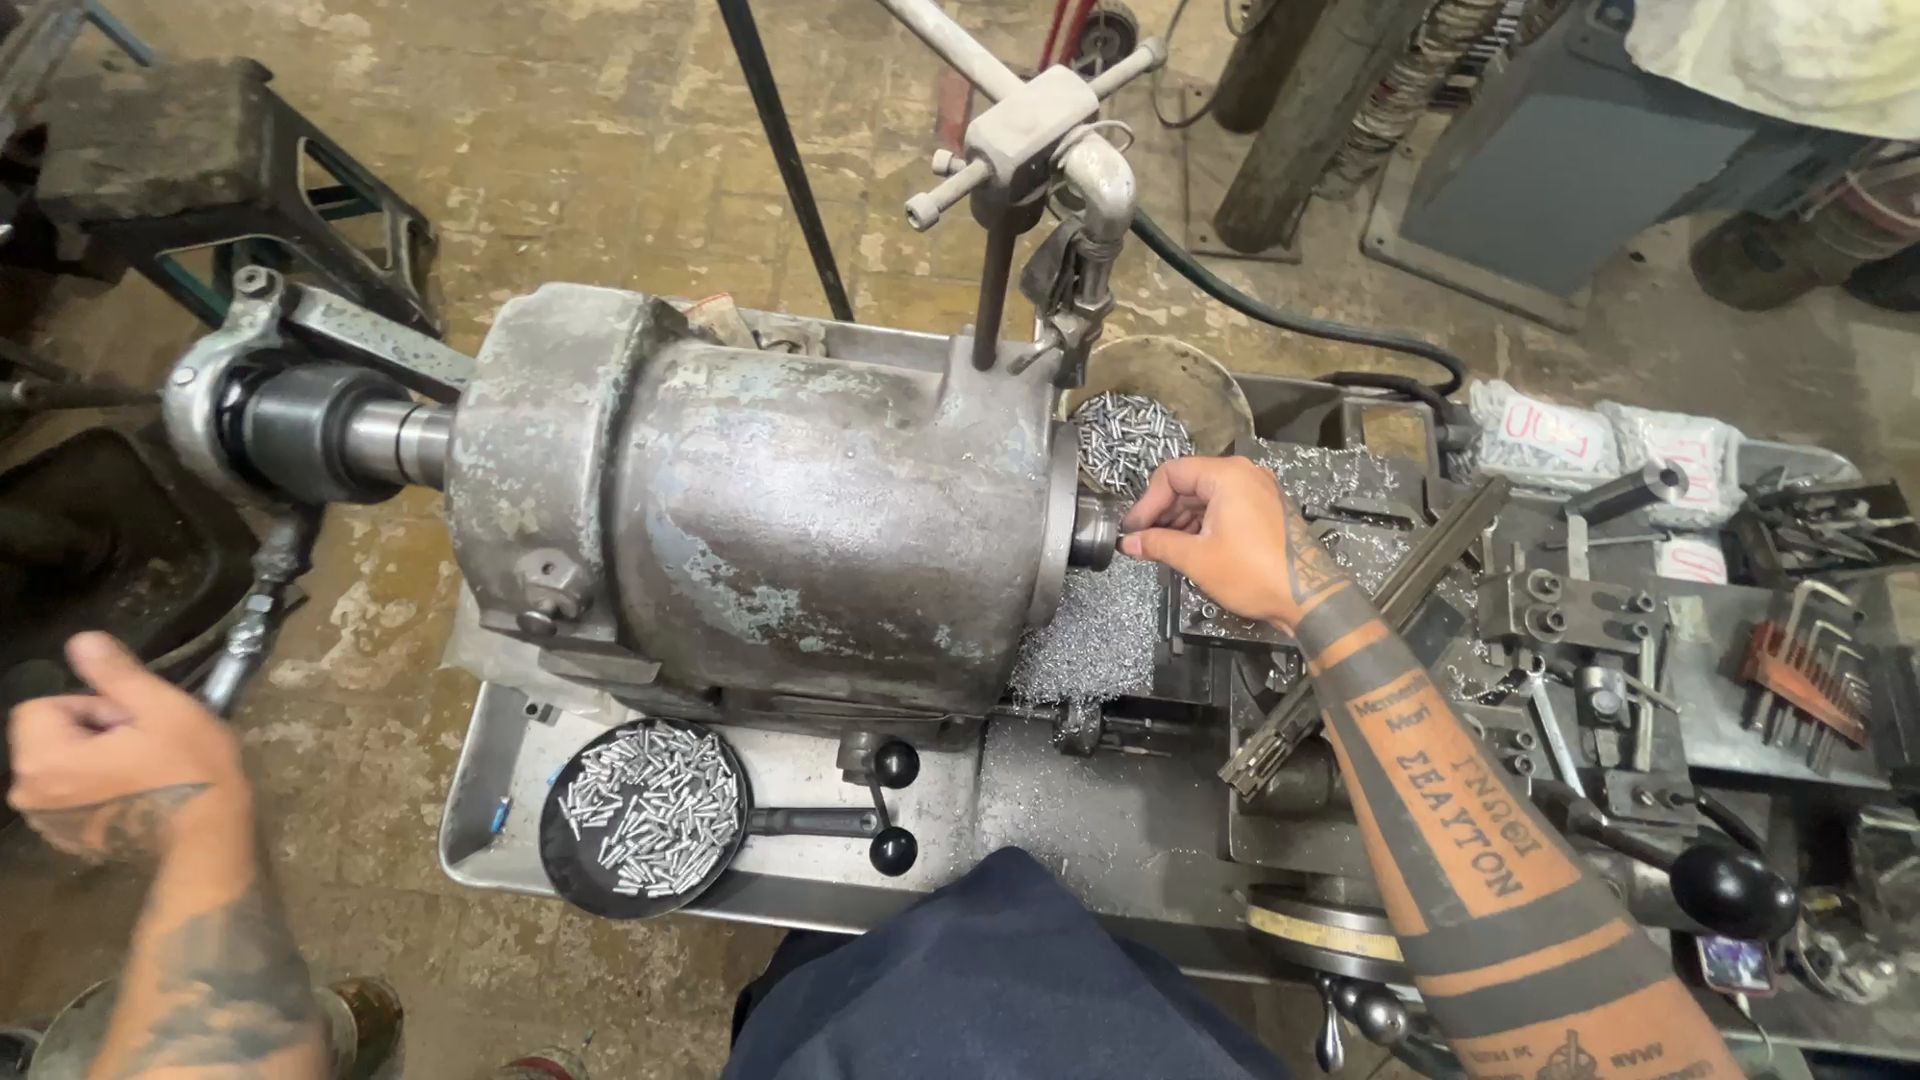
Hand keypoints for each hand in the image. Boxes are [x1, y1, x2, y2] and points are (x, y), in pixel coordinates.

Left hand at [8, 632, 247, 861]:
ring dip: (100, 760)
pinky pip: (71, 795)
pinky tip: (143, 793)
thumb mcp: (166, 711)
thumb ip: (118, 676)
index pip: (45, 706)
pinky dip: (101, 788)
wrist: (206, 831)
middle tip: (151, 745)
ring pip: (64, 766)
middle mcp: (25, 791)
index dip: (96, 706)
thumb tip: (82, 640)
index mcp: (44, 758)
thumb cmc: (191, 766)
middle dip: (98, 733)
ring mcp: (42, 819)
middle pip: (53, 737)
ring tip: (150, 770)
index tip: (140, 724)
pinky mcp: (64, 836)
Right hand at [1119, 456, 1346, 630]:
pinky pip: (1224, 506)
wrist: (1308, 598)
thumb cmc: (1253, 573)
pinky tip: (1189, 547)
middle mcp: (1244, 475)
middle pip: (1188, 483)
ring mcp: (1258, 491)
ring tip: (1163, 548)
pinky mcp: (1264, 509)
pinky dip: (1202, 523)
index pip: (1171, 474)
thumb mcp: (1196, 558)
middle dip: (1162, 512)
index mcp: (1227, 476)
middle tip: (1143, 540)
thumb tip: (1128, 542)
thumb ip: (1157, 544)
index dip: (1147, 502)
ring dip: (1180, 520)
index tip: (1133, 528)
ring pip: (1205, 497)